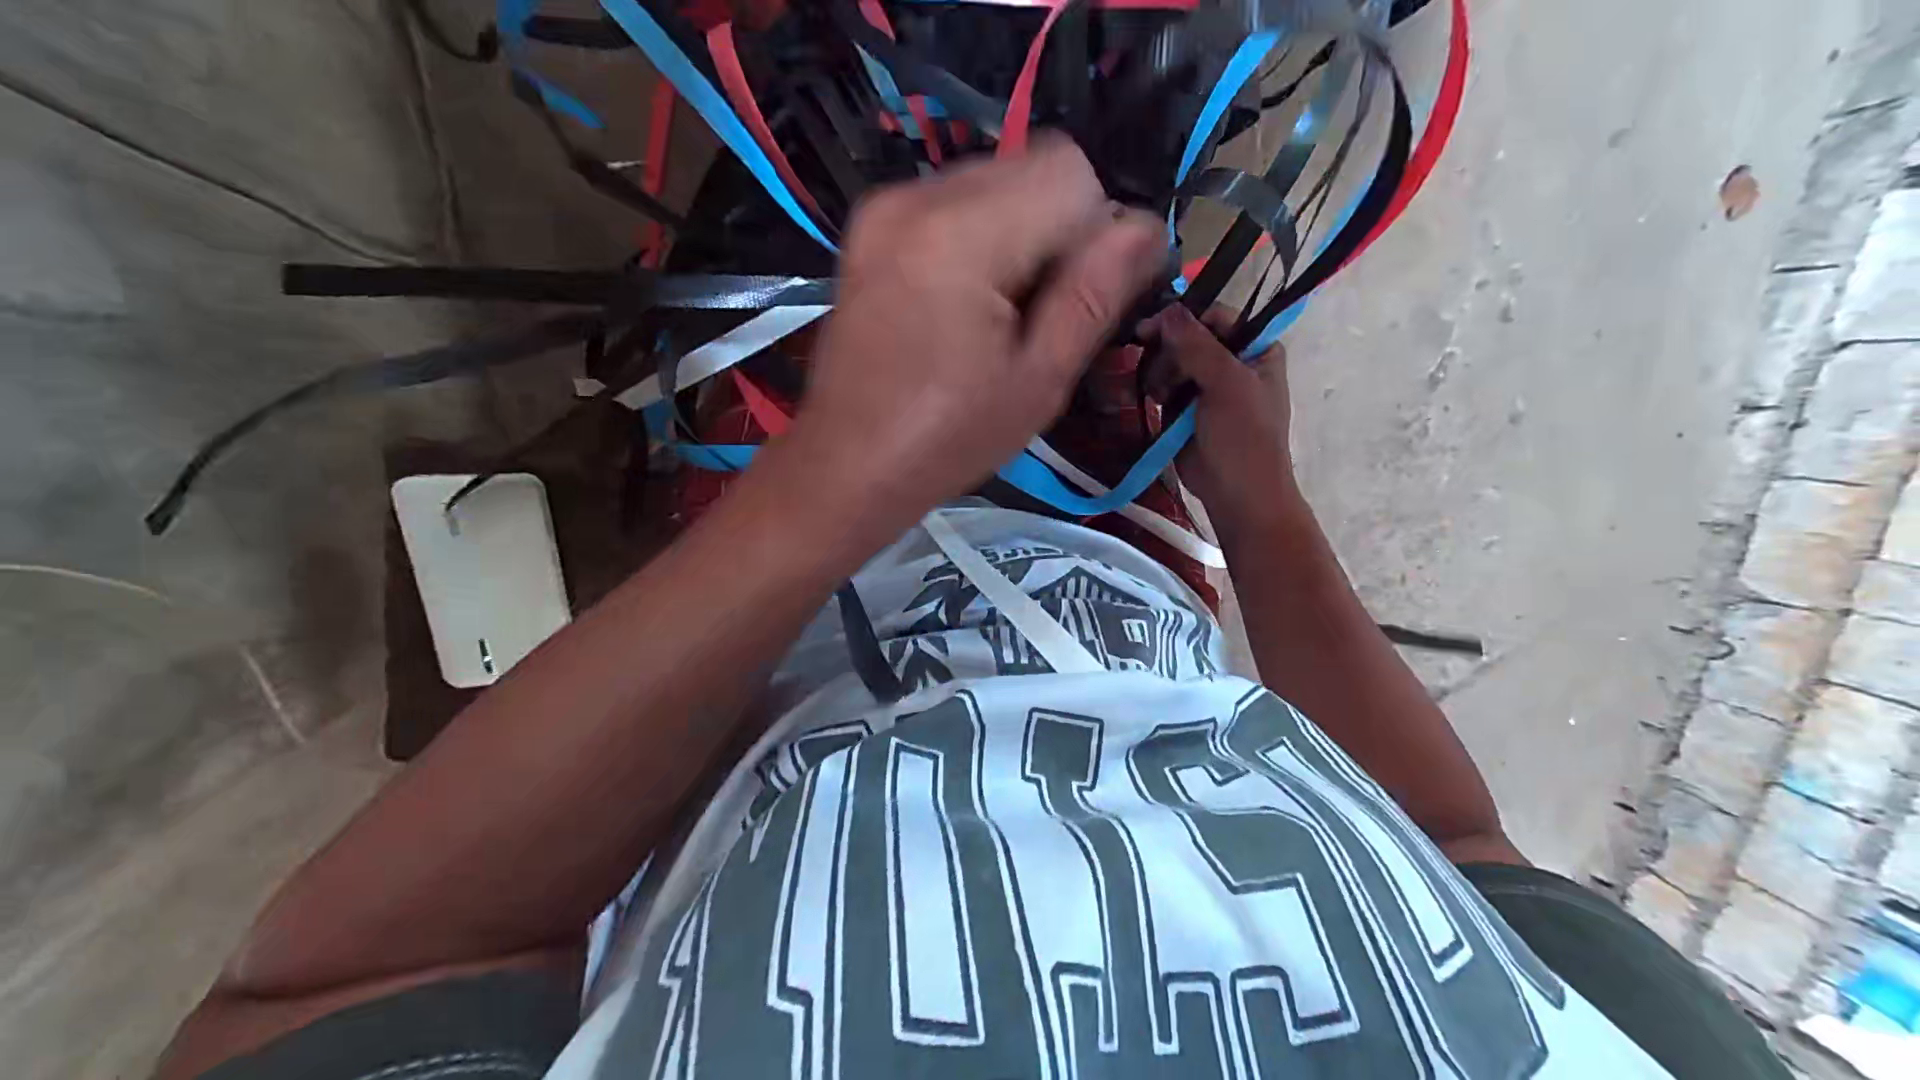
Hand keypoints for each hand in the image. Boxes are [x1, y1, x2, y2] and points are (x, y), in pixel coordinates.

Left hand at [780, 136, 1163, 526]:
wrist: (847, 464)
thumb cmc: (946, 440)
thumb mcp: (1038, 380)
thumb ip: (1096, 294)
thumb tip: (1150, 228)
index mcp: (960, 235)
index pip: (1071, 171)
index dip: (1096, 231)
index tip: (1080, 299)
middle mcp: (915, 198)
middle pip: (1032, 166)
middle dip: (1056, 230)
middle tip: (1036, 316)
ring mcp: (884, 208)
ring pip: (994, 180)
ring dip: (1018, 233)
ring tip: (995, 315)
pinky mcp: (869, 228)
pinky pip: (952, 202)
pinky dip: (977, 237)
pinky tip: (963, 303)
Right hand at [1139, 304, 1295, 523]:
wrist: (1236, 494)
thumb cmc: (1243, 437)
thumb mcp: (1226, 384)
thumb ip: (1197, 345)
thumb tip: (1166, 310)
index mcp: (1256, 348)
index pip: (1215, 317)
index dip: (1184, 319)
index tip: (1150, 328)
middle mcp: (1232, 362)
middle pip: (1188, 338)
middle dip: (1170, 353)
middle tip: (1158, 372)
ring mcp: (1208, 386)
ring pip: (1172, 361)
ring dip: (1160, 374)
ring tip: (1160, 394)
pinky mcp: (1186, 409)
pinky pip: (1165, 386)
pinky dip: (1157, 390)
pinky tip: (1155, 400)